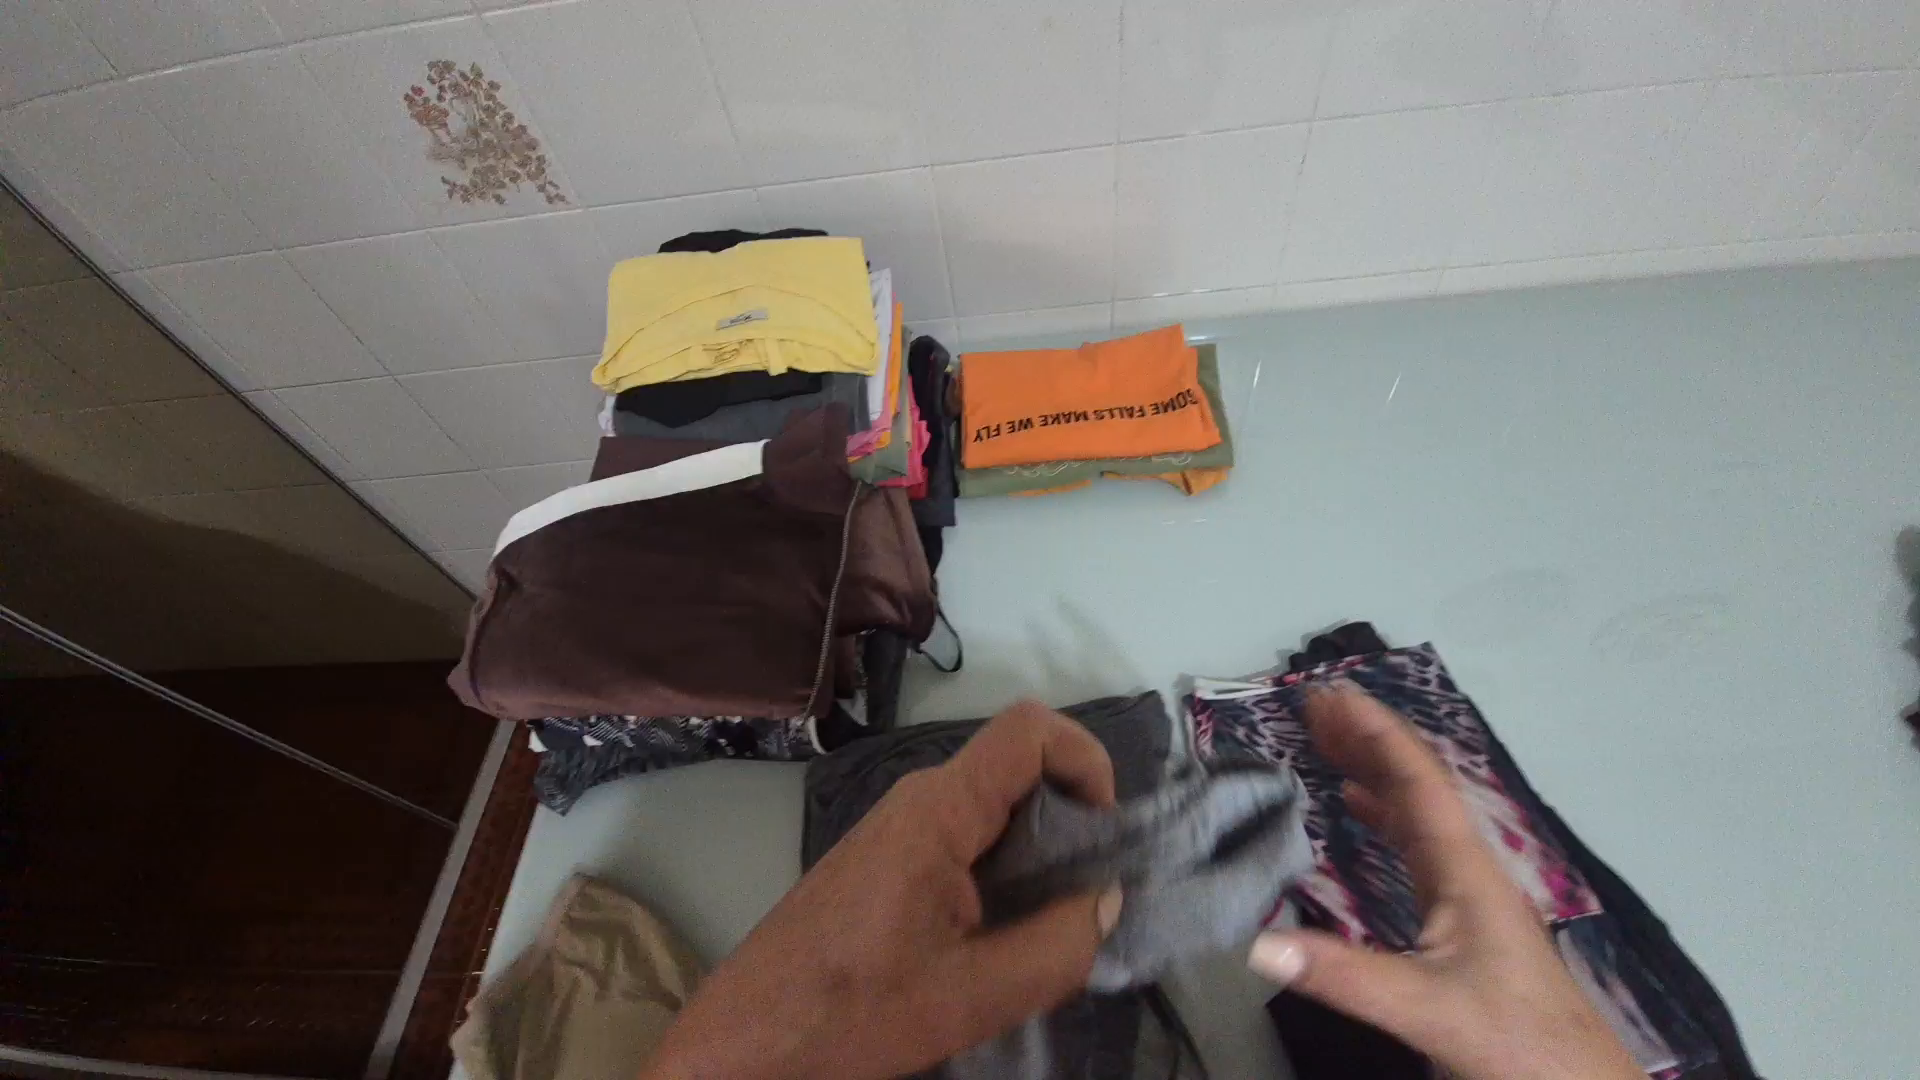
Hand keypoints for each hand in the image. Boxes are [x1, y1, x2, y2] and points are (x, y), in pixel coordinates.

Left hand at [642, 702, 1125, 1079]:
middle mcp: (922, 795)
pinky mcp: (893, 848)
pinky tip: (1002, 925)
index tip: (1104, 830)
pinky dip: (1005, 859)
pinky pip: (968, 827)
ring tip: (1049, 918)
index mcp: (940, 809)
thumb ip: (1054, 949)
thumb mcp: (969, 998)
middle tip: (1086, 890)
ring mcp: (903, 819)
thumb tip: (1107, 900)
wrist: (747, 1035)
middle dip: (1069, 812)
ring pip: (995, 799)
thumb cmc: (849, 1011)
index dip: (1083, 758)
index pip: (1027, 730)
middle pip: (1017, 763)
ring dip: (1038, 843)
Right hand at [1244, 684, 1641, 1079]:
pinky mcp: (1460, 913)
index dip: (1375, 733)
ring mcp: (1466, 888)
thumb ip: (1345, 975)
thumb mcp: (1430, 1012)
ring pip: (1414, 806)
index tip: (1333, 695)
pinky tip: (1355, 802)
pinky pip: (1413, 837)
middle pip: (1414, 782)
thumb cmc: (1521, 1047)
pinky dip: (1379, 807)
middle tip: (1314, 704)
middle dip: (1366, 736)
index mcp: (1463, 869)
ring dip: (1371, 765)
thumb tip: (1256, 943)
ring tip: (1324, 736)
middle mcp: (1465, 865)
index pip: (1417, 782)